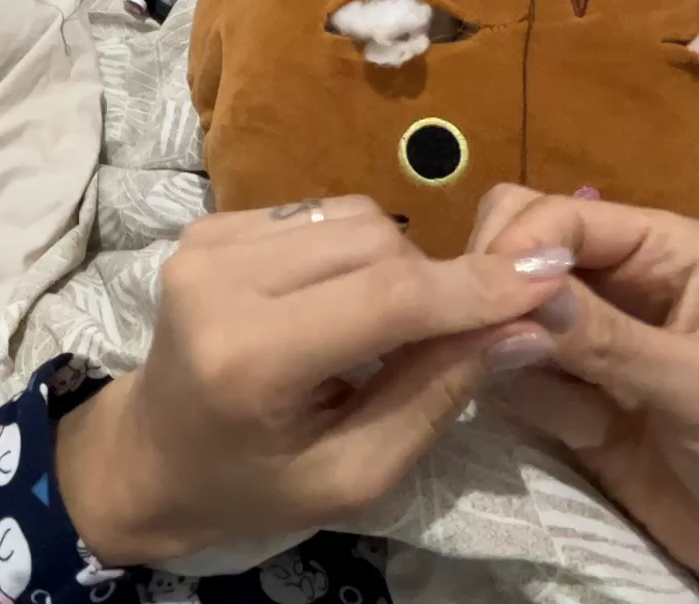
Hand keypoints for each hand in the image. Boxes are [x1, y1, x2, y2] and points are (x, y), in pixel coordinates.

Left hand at [56, 196, 575, 567]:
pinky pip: (318, 213)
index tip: (550, 279)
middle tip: (437, 337)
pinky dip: (348, 250)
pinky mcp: (209, 223)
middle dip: (430, 282)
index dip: (472, 287)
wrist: (148, 453)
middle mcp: (220, 277)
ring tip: (373, 325)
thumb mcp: (352, 473)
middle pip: (375, 241)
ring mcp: (207, 239)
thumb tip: (524, 325)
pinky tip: (330, 298)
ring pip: (352, 216)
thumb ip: (435, 396)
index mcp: (250, 354)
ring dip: (390, 263)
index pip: (386, 298)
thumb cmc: (249, 485)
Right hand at [471, 185, 698, 603]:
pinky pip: (506, 366)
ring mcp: (580, 331)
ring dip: (513, 350)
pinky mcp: (560, 382)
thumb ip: (615, 340)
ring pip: (500, 306)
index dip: (521, 245)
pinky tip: (586, 431)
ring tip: (575, 405)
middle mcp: (611, 276)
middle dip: (498, 286)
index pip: (562, 215)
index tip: (489, 295)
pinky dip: (526, 395)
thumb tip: (523, 289)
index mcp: (661, 248)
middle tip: (498, 337)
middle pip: (515, 242)